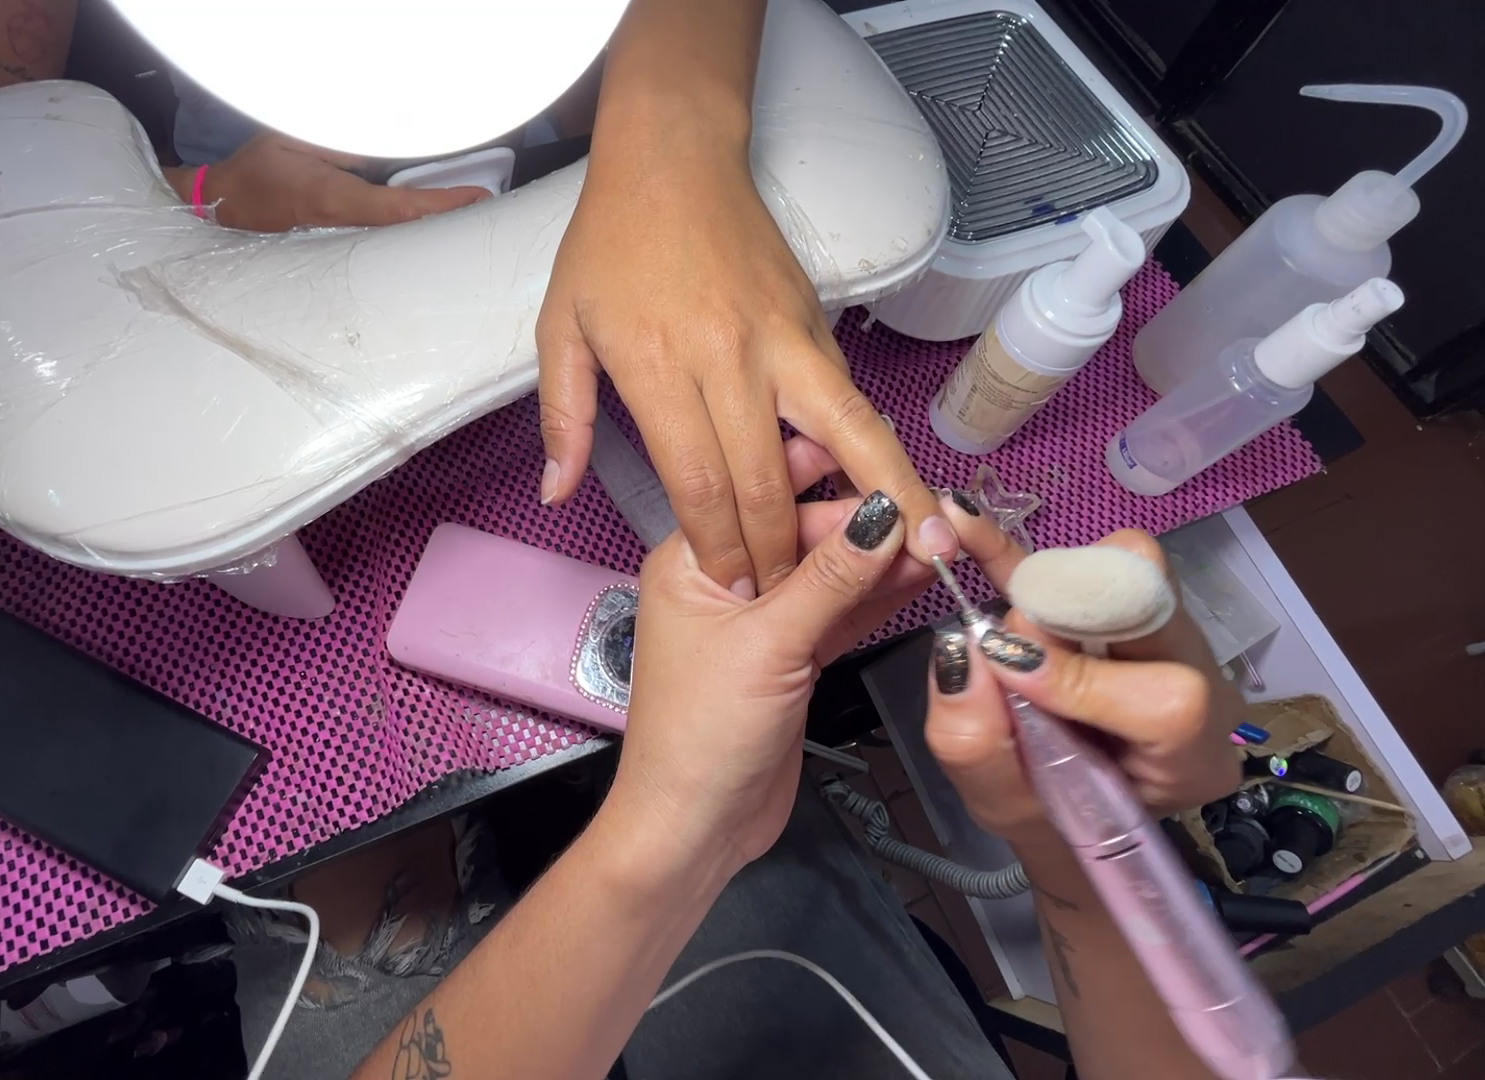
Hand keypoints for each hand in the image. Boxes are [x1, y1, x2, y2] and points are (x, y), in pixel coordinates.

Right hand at [171, 132, 489, 231]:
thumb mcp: (294, 143)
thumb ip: (340, 147)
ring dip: (436, 220)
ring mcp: (350, 233)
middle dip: (450, 217)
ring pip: (404, 230)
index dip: (442, 204)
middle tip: (488, 205)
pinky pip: (391, 228)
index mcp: (338, 200)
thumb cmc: (258, 171)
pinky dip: (417, 219)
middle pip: (412, 226)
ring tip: (471, 208)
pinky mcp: (347, 233)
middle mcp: (350, 224)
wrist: (231, 204)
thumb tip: (382, 152)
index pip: (402, 206)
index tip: (475, 198)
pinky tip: (434, 213)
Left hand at [536, 133, 951, 600]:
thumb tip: (557, 492)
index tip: (734, 587)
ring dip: (883, 500)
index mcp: (659, 368)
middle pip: (768, 479)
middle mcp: (730, 359)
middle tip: (789, 596)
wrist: (674, 158)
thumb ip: (563, 419)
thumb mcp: (561, 330)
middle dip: (781, 551)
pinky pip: (845, 401)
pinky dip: (869, 450)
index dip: (721, 547)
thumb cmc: (611, 246)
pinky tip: (884, 488)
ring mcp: (783, 340)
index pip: (701, 483)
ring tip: (928, 549)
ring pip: (845, 435)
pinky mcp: (816, 326)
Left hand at [606, 442, 938, 877]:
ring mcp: (759, 619)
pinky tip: (917, 577)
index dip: (825, 482)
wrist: (696, 827)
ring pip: (825, 575)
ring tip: (939, 542)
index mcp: (692, 557)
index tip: (888, 471)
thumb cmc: (705, 730)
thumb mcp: (767, 644)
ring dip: (878, 562)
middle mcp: (724, 578)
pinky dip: (874, 600)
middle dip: (863, 525)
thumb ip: (829, 579)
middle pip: (800, 533)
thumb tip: (886, 513)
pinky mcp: (789, 655)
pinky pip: (836, 615)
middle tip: (931, 514)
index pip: (760, 496)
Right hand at [922, 508, 1243, 849]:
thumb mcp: (1000, 804)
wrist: (1070, 811)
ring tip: (983, 592)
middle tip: (997, 627)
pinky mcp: (1124, 609)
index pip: (1167, 701)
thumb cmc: (1044, 819)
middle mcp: (1202, 686)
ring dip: (1039, 576)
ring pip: (1123, 572)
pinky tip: (970, 524)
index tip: (1004, 666)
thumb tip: (960, 651)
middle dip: (1061, 602)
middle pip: (1154, 607)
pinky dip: (1021, 550)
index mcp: (1191, 758)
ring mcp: (1170, 640)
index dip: (1078, 676)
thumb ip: (976, 741)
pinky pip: (1082, 561)